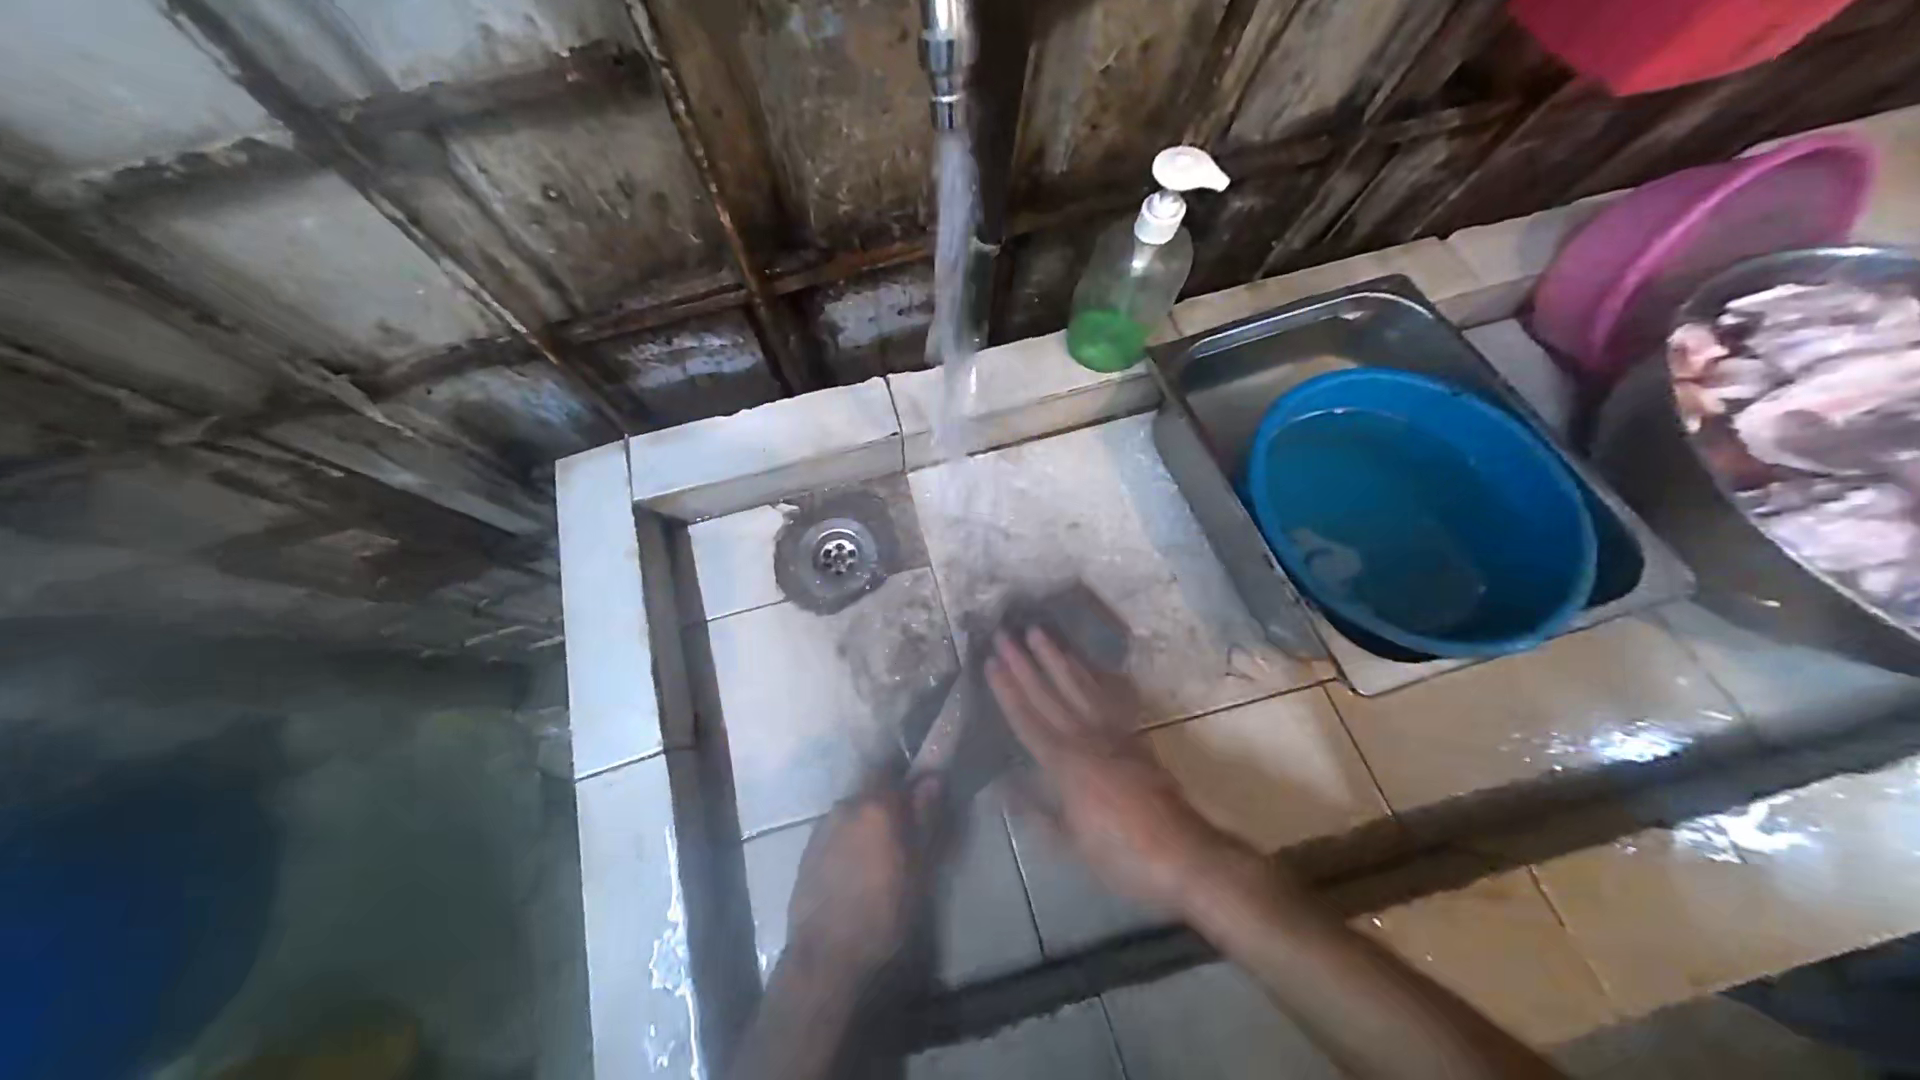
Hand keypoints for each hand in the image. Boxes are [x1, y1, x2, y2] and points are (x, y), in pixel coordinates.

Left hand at [785, 776, 939, 981]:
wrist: (827, 958)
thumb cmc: (885, 913)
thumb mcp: (919, 868)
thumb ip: (925, 818)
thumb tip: (932, 779)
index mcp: (876, 805)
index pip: (894, 769)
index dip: (910, 779)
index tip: (924, 795)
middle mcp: (846, 805)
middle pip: (872, 789)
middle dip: (889, 802)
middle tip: (906, 830)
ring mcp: (822, 827)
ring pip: (853, 811)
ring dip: (868, 822)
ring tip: (881, 855)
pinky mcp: (808, 851)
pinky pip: (837, 831)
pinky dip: (850, 839)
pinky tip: (857, 869)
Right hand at [985, 627, 1253, 915]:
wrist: (1183, 853)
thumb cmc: (1120, 856)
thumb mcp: (1069, 842)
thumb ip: (1035, 810)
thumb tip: (1002, 786)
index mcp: (1064, 764)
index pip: (1027, 719)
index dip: (1007, 691)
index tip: (991, 662)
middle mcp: (1086, 738)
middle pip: (1050, 694)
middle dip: (1025, 663)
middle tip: (1006, 633)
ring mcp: (1113, 732)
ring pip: (1080, 685)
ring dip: (1057, 657)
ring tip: (1040, 631)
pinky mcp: (1134, 735)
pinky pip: (1111, 696)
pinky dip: (1097, 675)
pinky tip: (1088, 662)